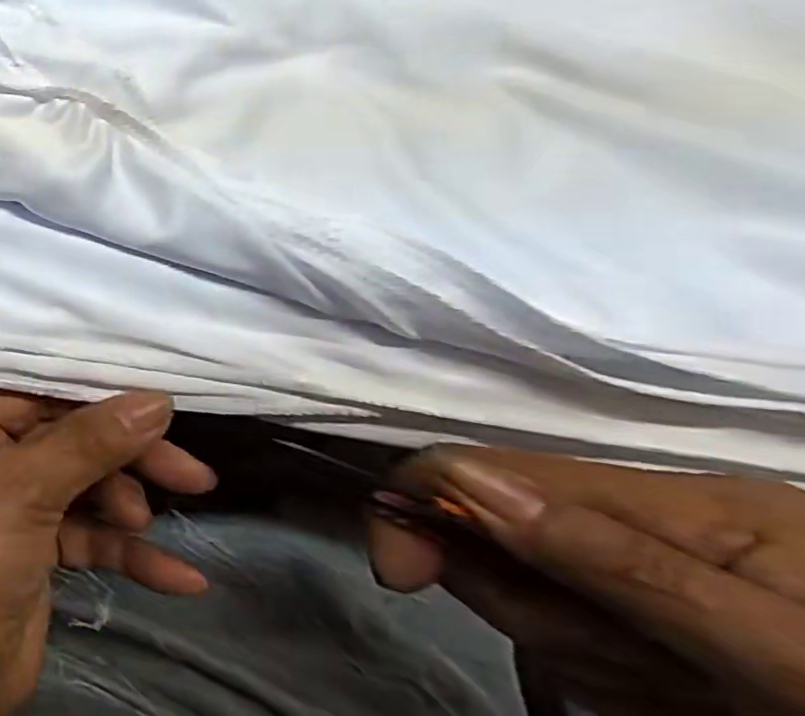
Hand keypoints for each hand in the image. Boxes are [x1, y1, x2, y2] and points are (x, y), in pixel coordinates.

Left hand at [0, 392, 216, 715]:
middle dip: (125, 456)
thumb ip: (91, 442)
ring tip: (139, 523)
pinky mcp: (34, 541)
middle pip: (68, 436)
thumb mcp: (27, 487)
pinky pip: (87, 531)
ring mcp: (10, 495)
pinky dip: (125, 550)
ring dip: (122, 501)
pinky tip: (178, 577)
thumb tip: (155, 401)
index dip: (100, 399)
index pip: (38, 394)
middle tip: (190, 475)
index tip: (163, 407)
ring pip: (82, 482)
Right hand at [368, 447, 804, 715]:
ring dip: (573, 655)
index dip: (418, 504)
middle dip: (527, 608)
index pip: (488, 470)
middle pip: (502, 535)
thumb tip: (465, 484)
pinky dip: (595, 676)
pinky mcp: (660, 623)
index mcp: (680, 504)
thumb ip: (620, 561)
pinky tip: (661, 701)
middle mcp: (653, 525)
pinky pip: (576, 637)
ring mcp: (659, 575)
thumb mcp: (786, 653)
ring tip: (672, 702)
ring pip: (532, 589)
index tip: (396, 579)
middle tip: (626, 683)